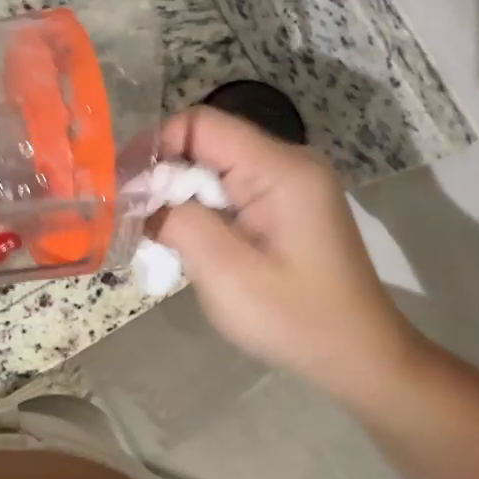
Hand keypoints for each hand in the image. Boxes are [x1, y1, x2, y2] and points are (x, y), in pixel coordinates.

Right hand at [152, 107, 425, 396]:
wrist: (357, 355)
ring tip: (150, 236)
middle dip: (161, 176)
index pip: (199, 124)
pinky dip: (198, 213)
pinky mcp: (285, 210)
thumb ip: (179, 222)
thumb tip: (140, 198)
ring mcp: (289, 187)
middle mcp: (287, 164)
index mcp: (279, 169)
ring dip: (176, 198)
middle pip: (205, 145)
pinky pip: (229, 193)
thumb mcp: (226, 273)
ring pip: (212, 170)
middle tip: (129, 220)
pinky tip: (184, 246)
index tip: (121, 188)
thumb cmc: (293, 318)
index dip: (153, 146)